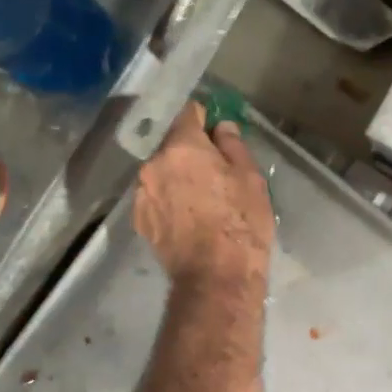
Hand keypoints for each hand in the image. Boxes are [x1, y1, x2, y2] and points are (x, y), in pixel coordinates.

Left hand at [134, 102, 272, 281]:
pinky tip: (188, 219)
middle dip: (191, 153)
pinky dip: (169, 201)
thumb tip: (222, 127)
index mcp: (182, 147)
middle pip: (172, 146)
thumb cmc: (241, 224)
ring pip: (162, 173)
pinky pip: (156, 198)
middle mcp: (153, 163)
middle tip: (215, 173)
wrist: (216, 278)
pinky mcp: (140, 220)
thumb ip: (233, 147)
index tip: (219, 131)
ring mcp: (142, 193)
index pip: (188, 113)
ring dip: (177, 178)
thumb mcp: (251, 181)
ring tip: (200, 200)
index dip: (206, 118)